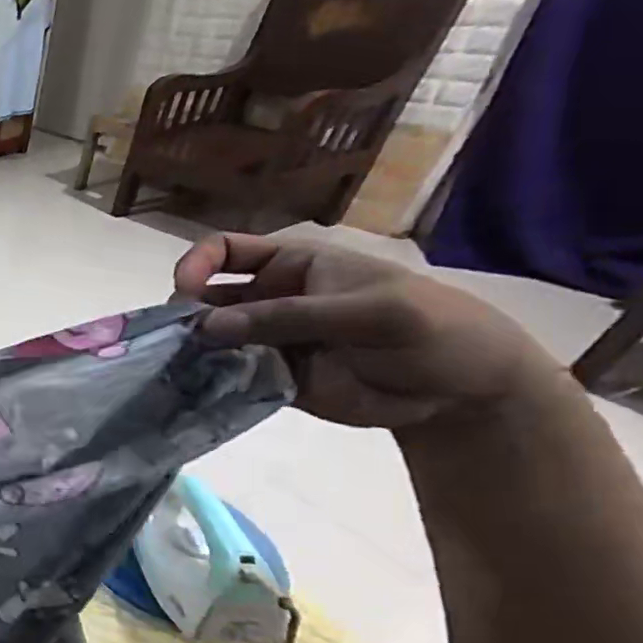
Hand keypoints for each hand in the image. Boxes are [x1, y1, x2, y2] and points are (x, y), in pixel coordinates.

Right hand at [174, 233, 558, 429]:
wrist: (464, 390)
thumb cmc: (429, 329)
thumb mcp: (367, 313)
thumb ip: (287, 317)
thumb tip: (207, 328)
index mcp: (291, 265)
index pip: (225, 251)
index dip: (197, 264)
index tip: (183, 290)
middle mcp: (269, 299)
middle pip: (207, 298)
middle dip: (187, 314)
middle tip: (178, 340)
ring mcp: (268, 340)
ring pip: (213, 340)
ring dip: (194, 351)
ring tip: (181, 369)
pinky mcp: (271, 378)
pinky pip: (229, 376)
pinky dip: (212, 382)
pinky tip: (202, 391)